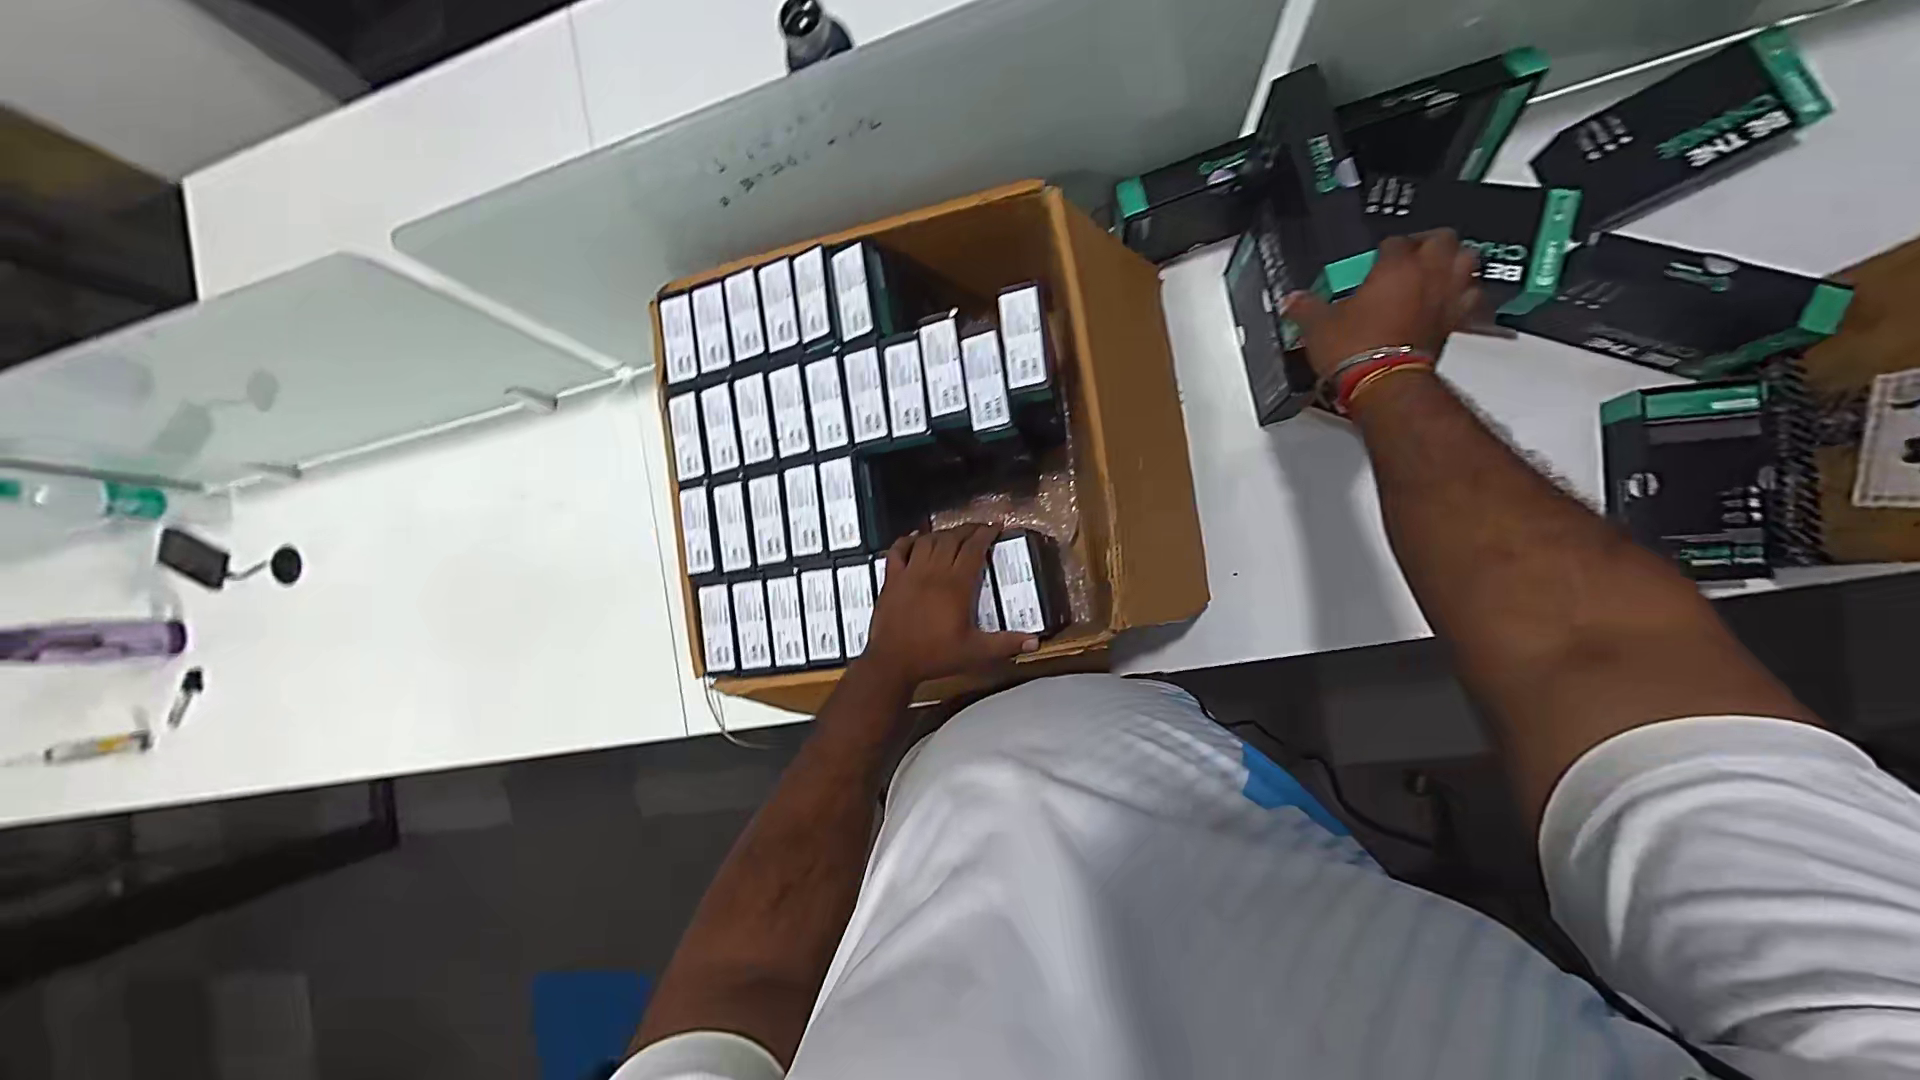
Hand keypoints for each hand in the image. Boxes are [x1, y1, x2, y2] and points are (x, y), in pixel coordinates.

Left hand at [858, 524, 1038, 687]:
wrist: (893, 661)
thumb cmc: (935, 656)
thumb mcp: (975, 652)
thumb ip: (1005, 644)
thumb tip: (1036, 641)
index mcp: (956, 585)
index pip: (973, 549)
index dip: (985, 534)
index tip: (996, 527)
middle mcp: (934, 572)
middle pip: (952, 539)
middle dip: (967, 529)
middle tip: (979, 529)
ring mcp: (910, 573)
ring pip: (927, 541)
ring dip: (942, 534)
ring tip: (953, 534)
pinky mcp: (891, 579)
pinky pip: (898, 551)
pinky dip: (906, 540)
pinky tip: (914, 537)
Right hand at [1284, 229, 1481, 380]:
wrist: (1383, 383)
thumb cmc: (1358, 350)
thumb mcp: (1318, 325)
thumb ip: (1306, 307)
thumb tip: (1294, 301)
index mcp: (1395, 266)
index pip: (1394, 241)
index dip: (1380, 249)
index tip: (1369, 261)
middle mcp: (1428, 274)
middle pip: (1442, 238)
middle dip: (1426, 242)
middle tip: (1408, 253)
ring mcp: (1447, 297)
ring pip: (1467, 260)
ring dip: (1453, 261)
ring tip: (1435, 270)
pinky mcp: (1456, 322)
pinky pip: (1470, 298)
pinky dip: (1463, 295)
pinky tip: (1448, 301)